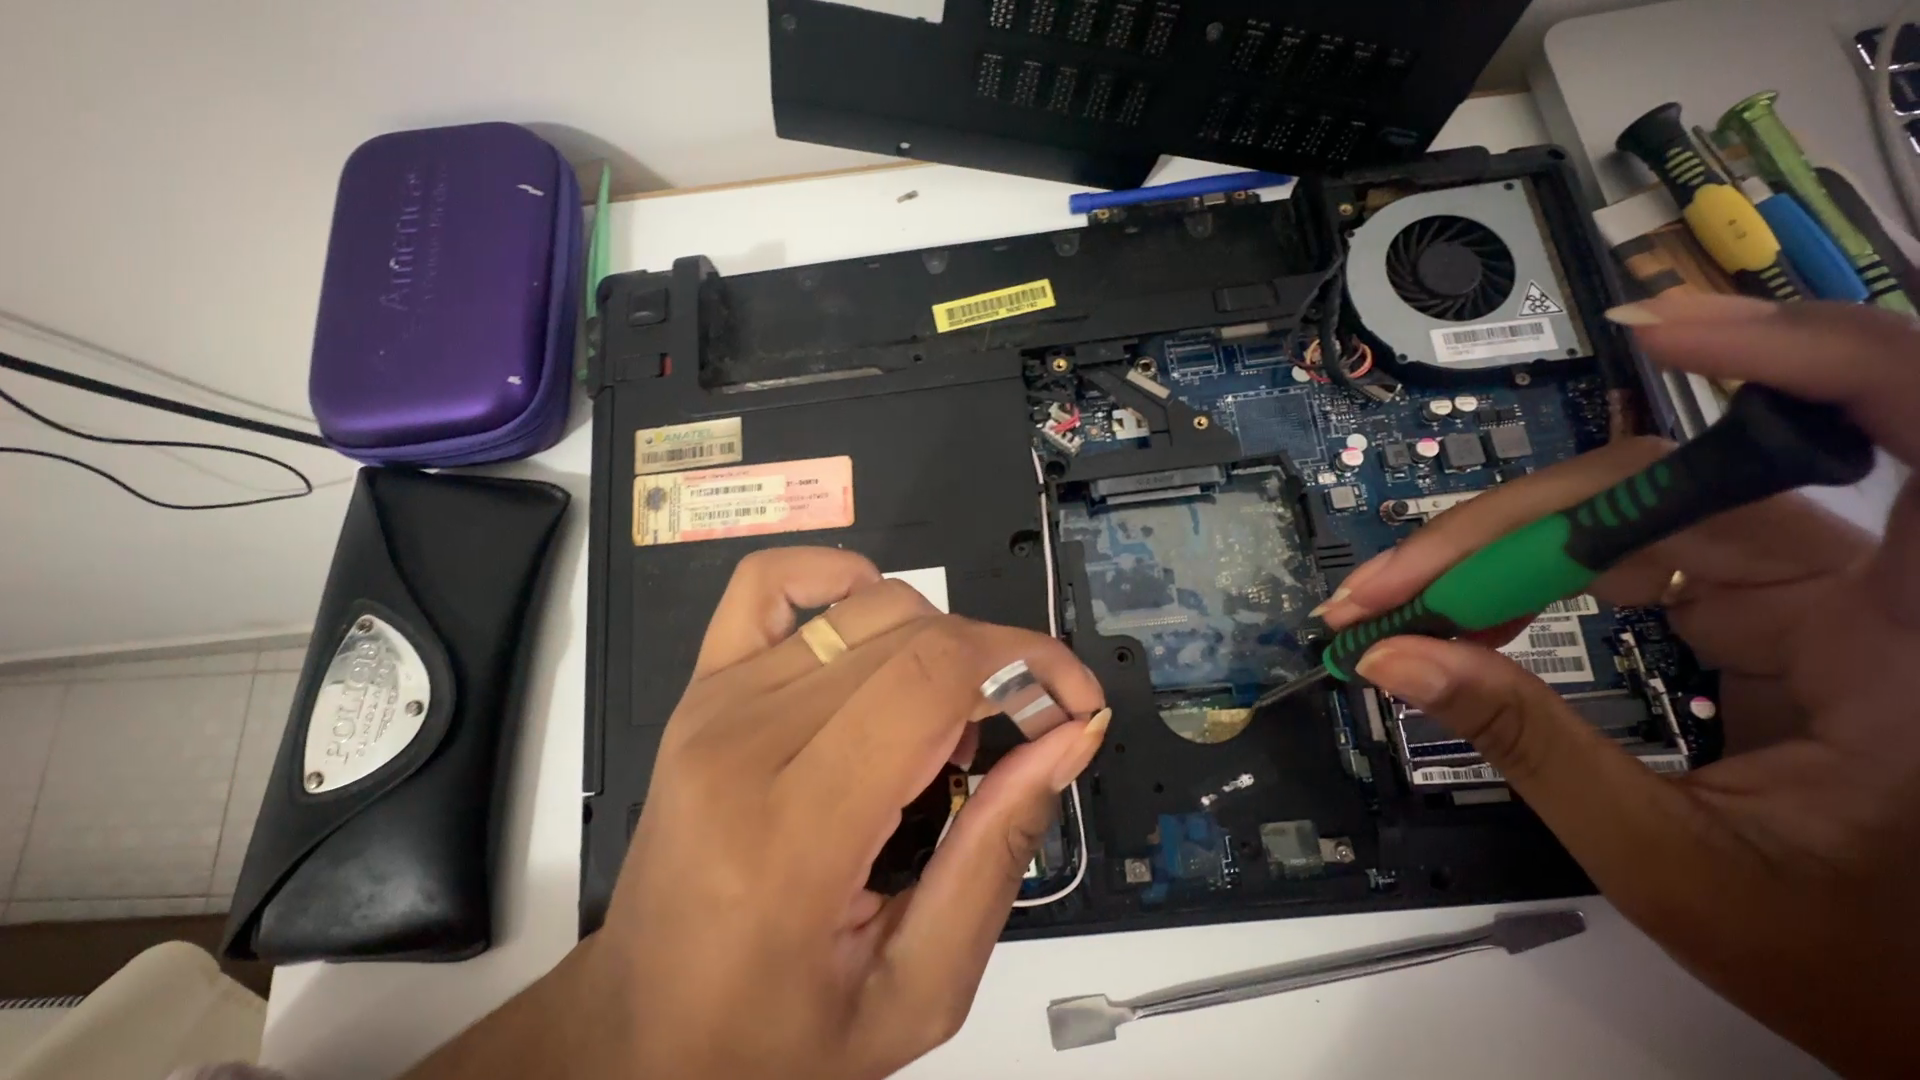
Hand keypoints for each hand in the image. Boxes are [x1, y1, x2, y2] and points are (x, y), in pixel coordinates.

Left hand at [406, 548, 1108, 1079]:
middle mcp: (744, 744)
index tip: (1075, 705)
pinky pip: (767, 584)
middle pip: (910, 636)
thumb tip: (1065, 740)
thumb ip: (995, 856)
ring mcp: (714, 706)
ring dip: (940, 640)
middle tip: (1027, 730)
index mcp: (794, 833)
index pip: (933, 679)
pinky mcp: (699, 692)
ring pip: (864, 608)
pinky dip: (837, 575)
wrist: (647, 1033)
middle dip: (999, 662)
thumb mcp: (915, 989)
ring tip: (954, 718)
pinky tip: (878, 625)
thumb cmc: (776, 1037)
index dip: (1028, 664)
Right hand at [1316, 294, 1918, 1078]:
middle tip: (1386, 589)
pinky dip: (1539, 582)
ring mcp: (1813, 599)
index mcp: (1909, 635)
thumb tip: (1393, 659)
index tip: (1652, 329)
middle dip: (1503, 532)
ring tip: (1399, 605)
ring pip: (1631, 522)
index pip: (1903, 427)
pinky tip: (1468, 616)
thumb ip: (1531, 748)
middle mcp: (1869, 588)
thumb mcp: (1671, 863)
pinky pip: (1638, 563)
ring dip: (1500, 556)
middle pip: (1660, 495)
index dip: (1789, 353)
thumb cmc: (1853, 964)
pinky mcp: (1771, 616)